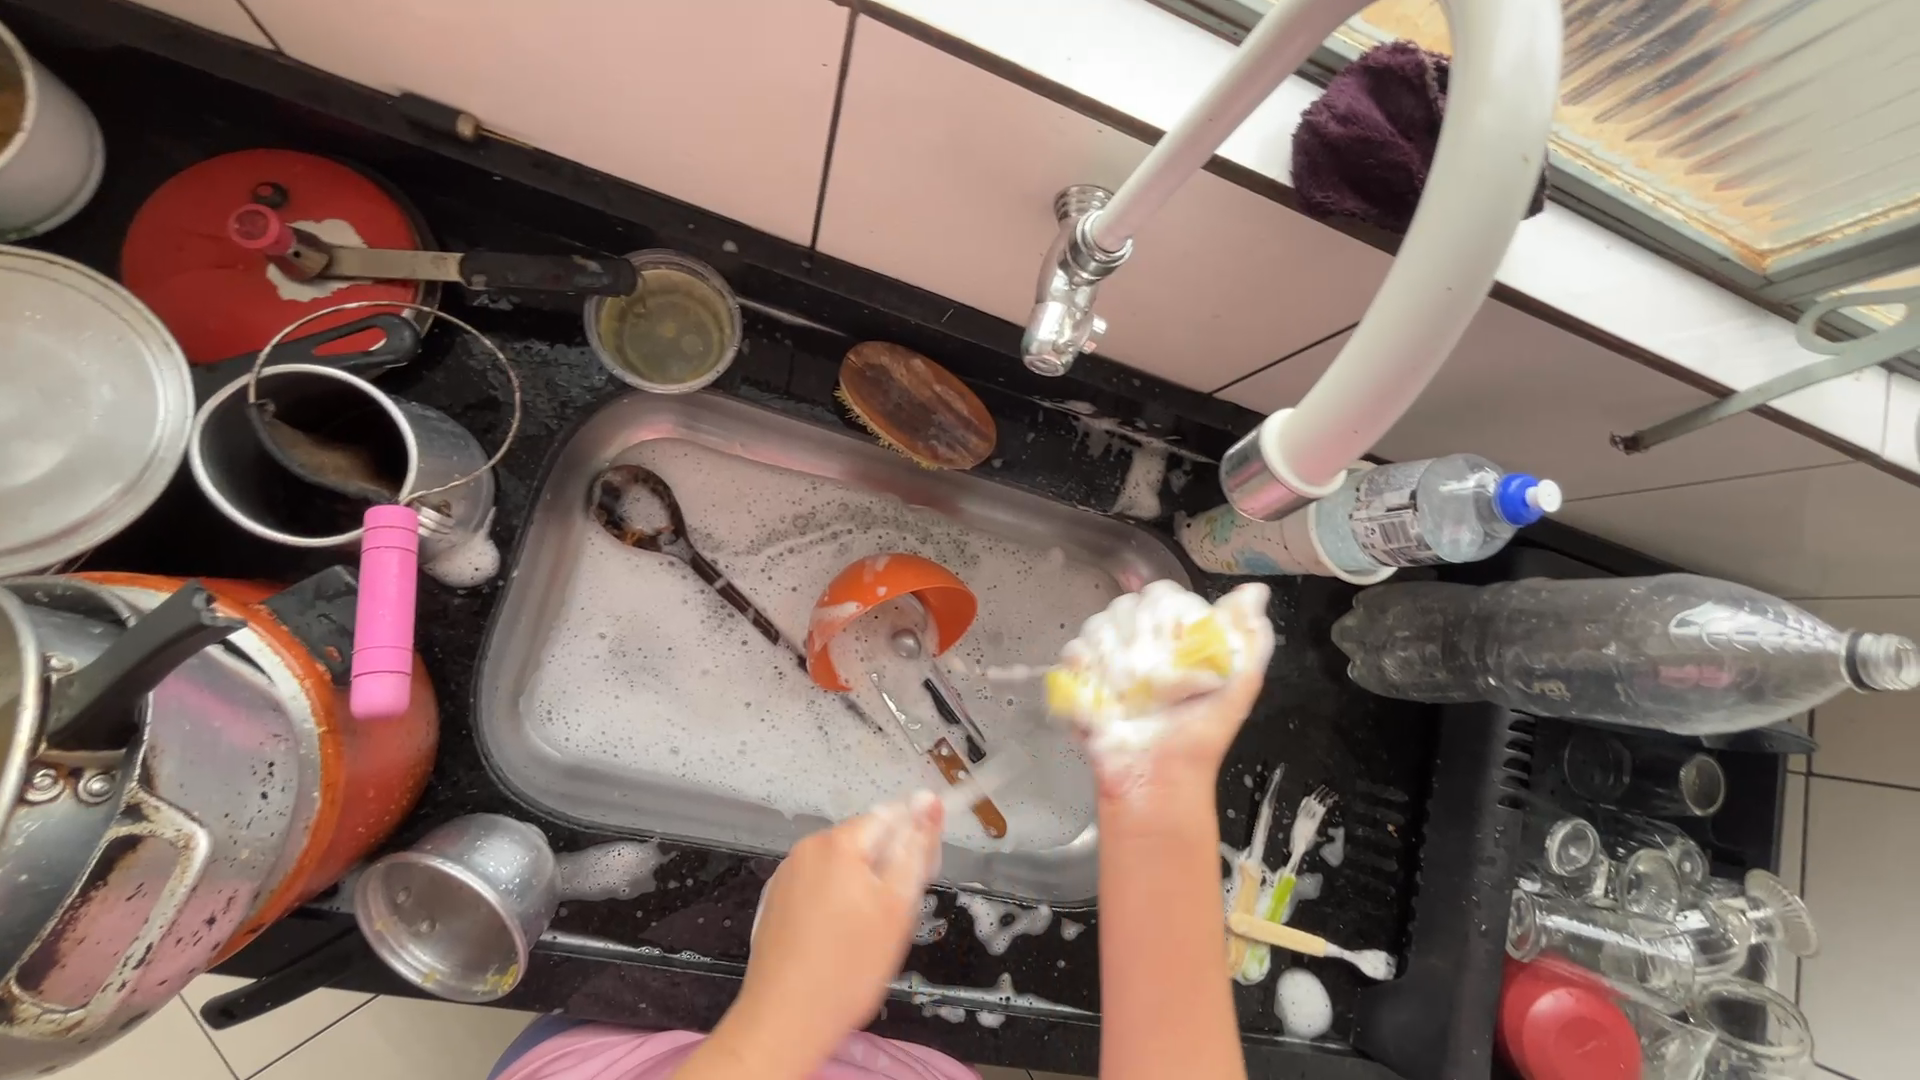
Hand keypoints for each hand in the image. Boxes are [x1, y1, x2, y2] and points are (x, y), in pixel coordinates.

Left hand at [714, 792, 944, 1075]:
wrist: (785, 1021)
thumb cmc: (848, 966)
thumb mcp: (898, 906)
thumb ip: (916, 849)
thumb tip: (930, 801)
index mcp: (838, 843)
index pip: (890, 817)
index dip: (911, 845)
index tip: (918, 879)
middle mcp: (807, 848)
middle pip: (863, 841)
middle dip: (884, 868)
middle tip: (893, 914)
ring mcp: (786, 875)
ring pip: (840, 866)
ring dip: (859, 886)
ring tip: (864, 933)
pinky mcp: (774, 901)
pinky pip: (816, 886)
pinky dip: (832, 903)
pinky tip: (836, 940)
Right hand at [1070, 582, 1274, 800]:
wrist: (1158, 780)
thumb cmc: (1200, 736)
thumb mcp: (1238, 687)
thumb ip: (1250, 639)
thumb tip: (1257, 591)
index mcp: (1175, 636)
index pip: (1160, 595)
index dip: (1166, 615)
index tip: (1179, 645)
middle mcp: (1139, 642)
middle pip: (1124, 606)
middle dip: (1139, 639)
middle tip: (1155, 678)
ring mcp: (1106, 659)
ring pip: (1096, 625)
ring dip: (1114, 658)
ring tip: (1131, 693)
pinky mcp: (1079, 679)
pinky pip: (1072, 653)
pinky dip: (1085, 669)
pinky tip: (1104, 693)